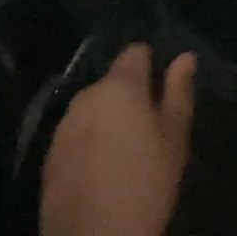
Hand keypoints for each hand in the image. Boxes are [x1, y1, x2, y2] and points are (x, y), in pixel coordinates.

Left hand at [41, 43, 197, 235]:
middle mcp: (88, 94)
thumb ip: (179, 93)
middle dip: (128, 98)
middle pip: (112, 83)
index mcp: (120, 86)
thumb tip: (185, 56)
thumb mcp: (174, 139)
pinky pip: (75, 135)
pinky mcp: (50, 153)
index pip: (135, 52)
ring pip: (92, 109)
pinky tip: (99, 172)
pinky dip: (87, 144)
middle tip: (146, 132)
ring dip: (105, 120)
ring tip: (122, 155)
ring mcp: (64, 123)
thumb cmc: (146, 184)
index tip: (160, 90)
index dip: (150, 65)